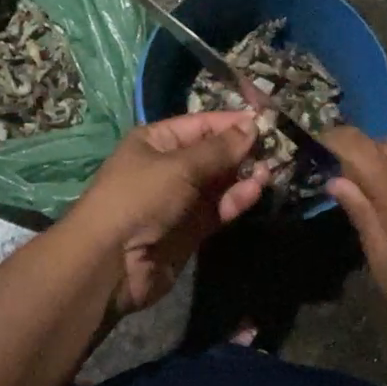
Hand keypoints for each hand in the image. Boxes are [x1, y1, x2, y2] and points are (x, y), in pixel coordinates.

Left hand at [66, 111, 267, 314]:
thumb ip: (218, 150)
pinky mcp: (191, 229)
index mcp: (156, 141)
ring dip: (243, 176)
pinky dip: (237, 199)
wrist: (111, 263)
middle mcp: (168, 166)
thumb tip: (250, 127)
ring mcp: (180, 199)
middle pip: (212, 153)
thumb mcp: (178, 167)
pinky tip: (256, 190)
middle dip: (241, 150)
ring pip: (219, 182)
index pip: (199, 125)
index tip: (264, 122)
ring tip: (269, 171)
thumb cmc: (139, 198)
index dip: (230, 123)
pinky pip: (219, 208)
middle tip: (275, 148)